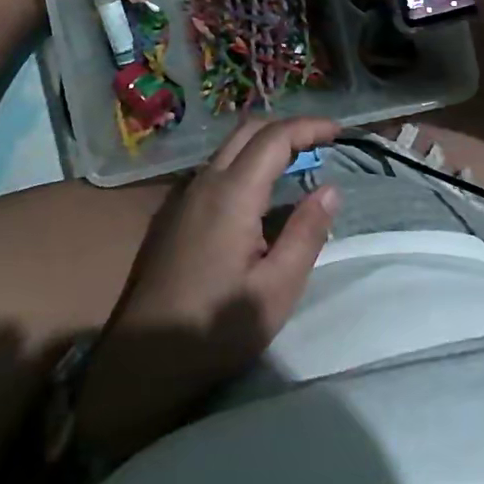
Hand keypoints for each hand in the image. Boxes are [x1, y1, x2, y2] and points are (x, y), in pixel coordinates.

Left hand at [75, 117, 340, 461]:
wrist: (144, 357)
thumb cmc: (216, 327)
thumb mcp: (276, 289)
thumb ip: (306, 233)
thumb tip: (330, 190)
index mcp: (231, 195)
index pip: (274, 138)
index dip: (308, 127)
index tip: (339, 132)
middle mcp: (204, 182)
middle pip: (247, 131)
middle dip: (286, 127)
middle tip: (320, 142)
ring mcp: (184, 196)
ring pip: (227, 149)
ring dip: (263, 143)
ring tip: (297, 161)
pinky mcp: (174, 213)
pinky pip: (214, 169)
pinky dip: (244, 162)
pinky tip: (258, 192)